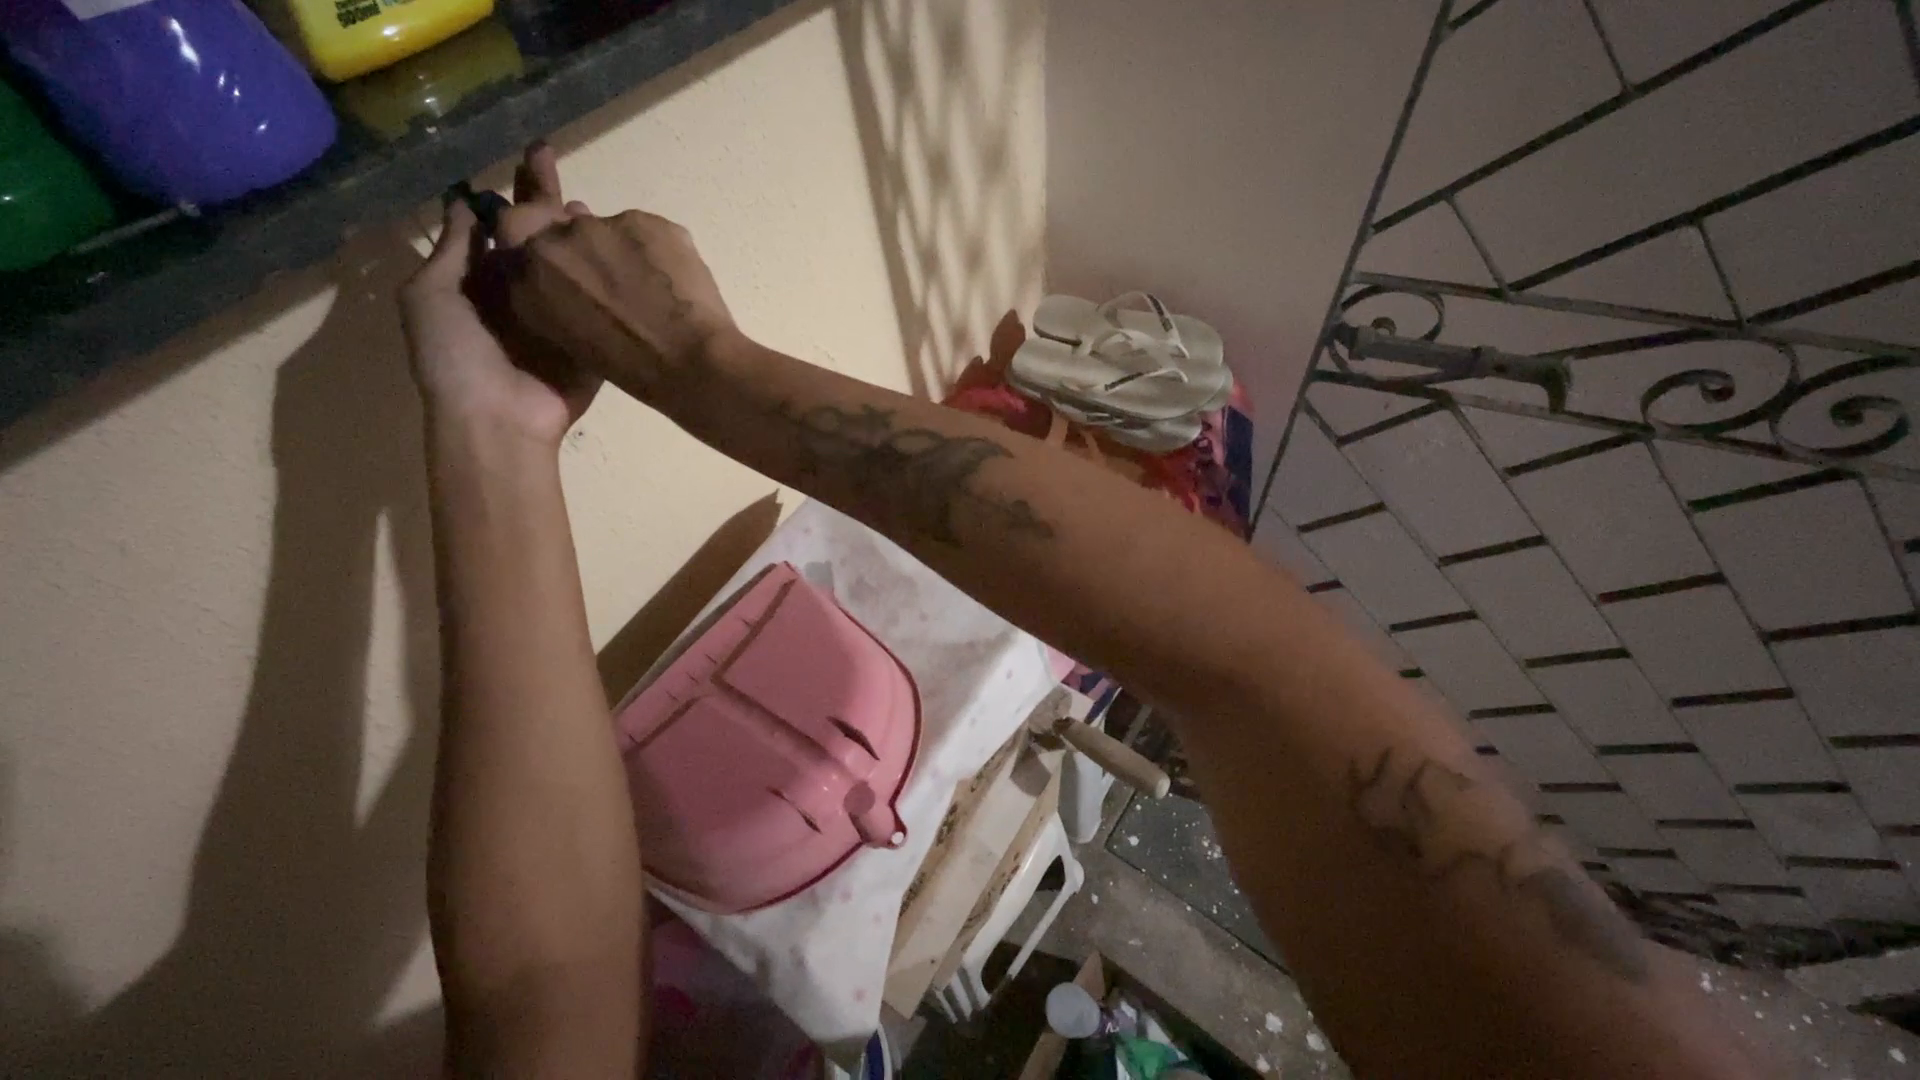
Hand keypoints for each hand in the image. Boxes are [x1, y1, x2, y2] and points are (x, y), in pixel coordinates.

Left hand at [398, 144, 600, 445]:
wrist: (500, 420)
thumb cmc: (454, 356)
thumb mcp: (430, 295)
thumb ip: (453, 251)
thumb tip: (466, 202)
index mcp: (478, 282)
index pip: (496, 228)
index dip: (509, 195)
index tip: (527, 161)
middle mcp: (519, 294)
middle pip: (535, 240)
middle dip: (544, 203)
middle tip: (554, 162)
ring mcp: (557, 318)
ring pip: (569, 267)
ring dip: (578, 236)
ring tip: (591, 211)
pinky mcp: (588, 342)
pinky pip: (599, 306)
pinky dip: (607, 280)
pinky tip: (614, 251)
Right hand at [506, 207, 738, 401]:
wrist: (690, 362)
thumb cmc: (631, 368)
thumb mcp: (569, 337)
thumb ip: (553, 295)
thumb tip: (563, 271)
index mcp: (524, 279)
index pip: (513, 231)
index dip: (538, 240)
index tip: (562, 258)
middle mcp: (550, 243)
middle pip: (554, 220)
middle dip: (575, 239)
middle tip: (610, 273)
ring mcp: (597, 227)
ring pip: (603, 226)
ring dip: (618, 247)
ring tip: (649, 285)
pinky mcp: (640, 220)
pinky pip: (642, 229)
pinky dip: (654, 249)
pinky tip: (672, 280)